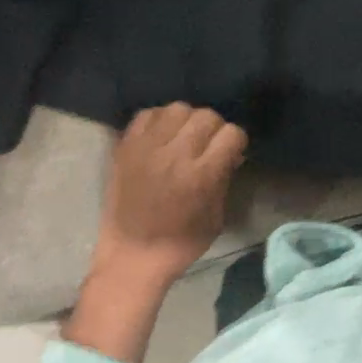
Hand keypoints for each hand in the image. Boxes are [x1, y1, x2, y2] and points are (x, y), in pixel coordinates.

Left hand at [93, 103, 247, 287]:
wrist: (133, 254)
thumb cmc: (180, 244)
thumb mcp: (216, 217)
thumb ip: (223, 179)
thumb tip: (231, 154)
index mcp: (201, 174)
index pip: (231, 133)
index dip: (236, 142)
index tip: (232, 154)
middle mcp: (175, 154)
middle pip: (206, 116)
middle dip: (215, 129)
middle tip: (209, 145)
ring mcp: (147, 147)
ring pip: (178, 108)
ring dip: (187, 120)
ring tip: (184, 137)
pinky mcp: (126, 146)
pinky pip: (148, 114)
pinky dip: (160, 120)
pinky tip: (162, 137)